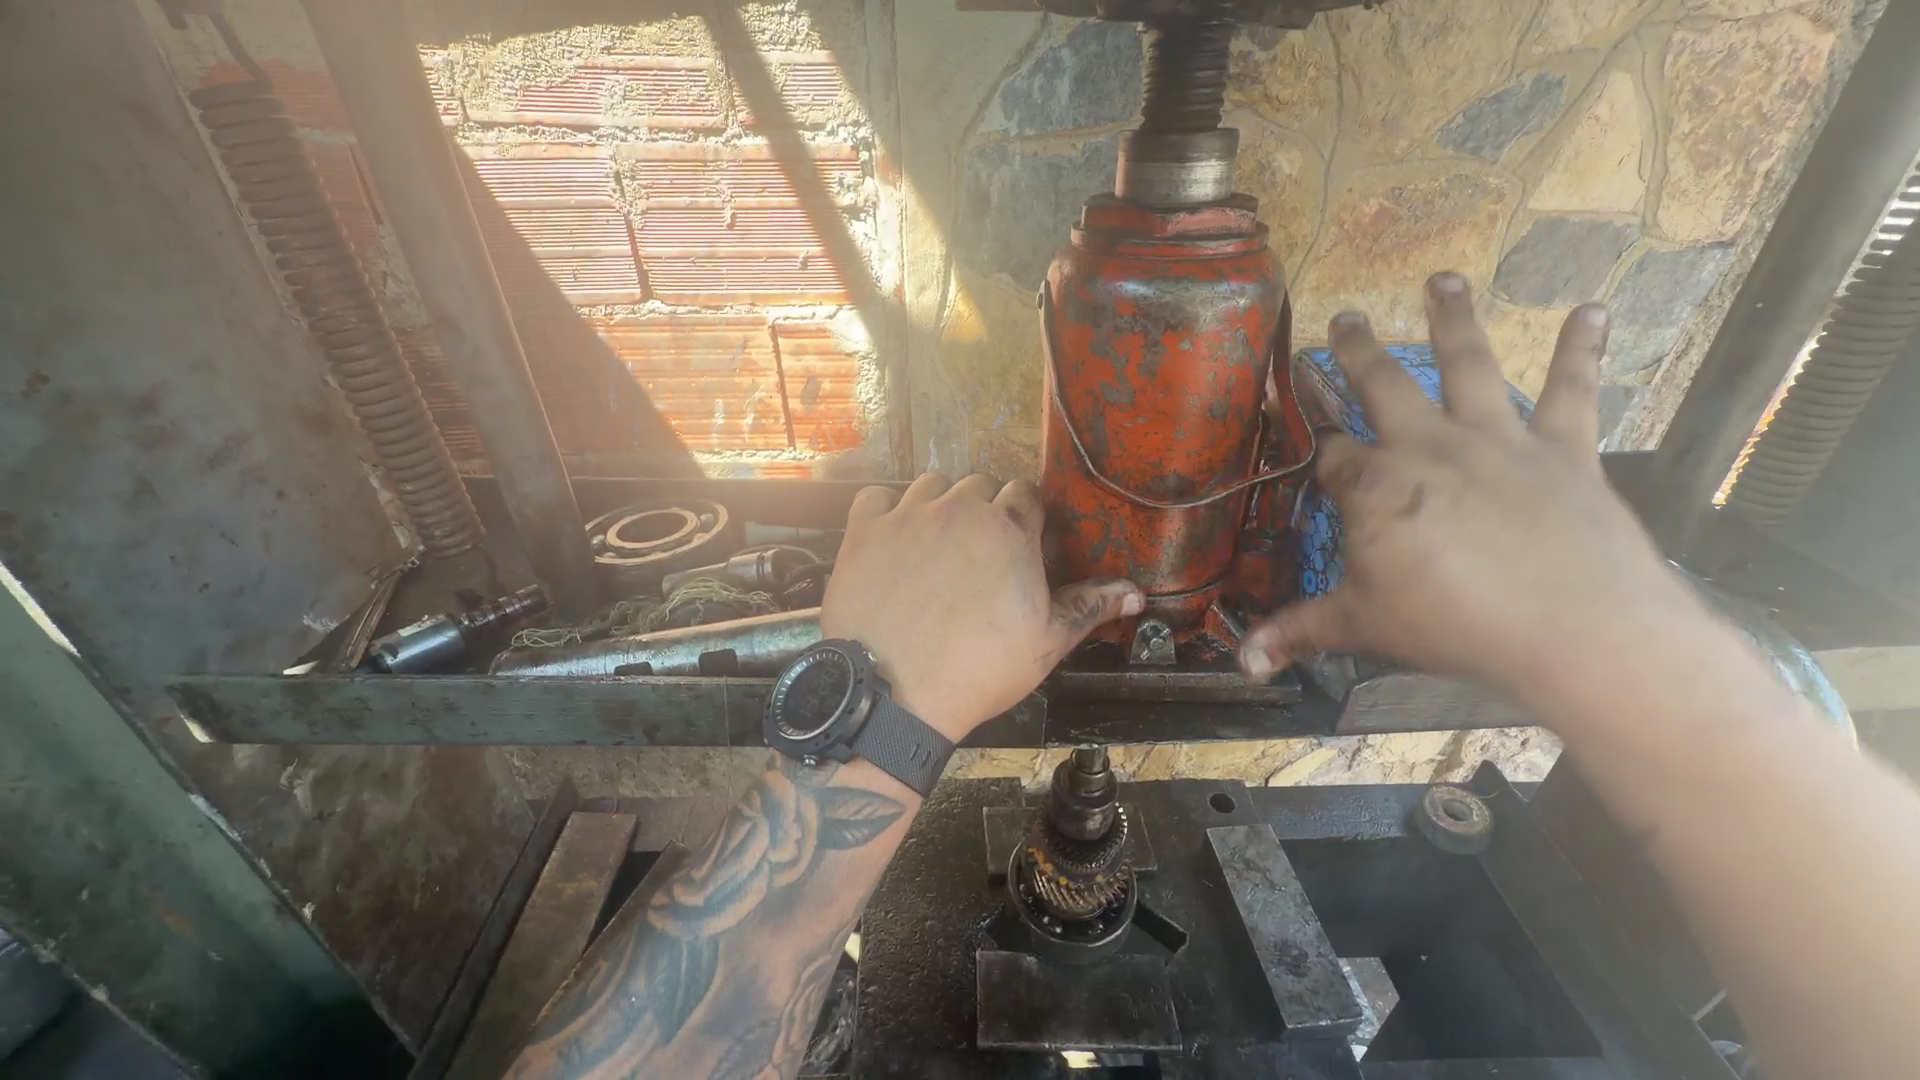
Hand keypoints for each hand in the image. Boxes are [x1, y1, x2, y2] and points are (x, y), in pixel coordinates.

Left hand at [823, 473, 1142, 740]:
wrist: (894, 693)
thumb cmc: (979, 670)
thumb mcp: (1045, 643)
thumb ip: (1089, 607)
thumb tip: (1135, 592)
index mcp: (1010, 530)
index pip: (1025, 494)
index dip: (1024, 516)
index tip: (1018, 542)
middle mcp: (960, 509)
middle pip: (979, 486)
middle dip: (983, 511)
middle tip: (977, 553)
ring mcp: (909, 515)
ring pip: (931, 485)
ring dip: (939, 505)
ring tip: (936, 545)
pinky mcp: (864, 530)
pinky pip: (876, 498)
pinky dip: (886, 511)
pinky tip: (892, 538)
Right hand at [1240, 273, 1702, 702]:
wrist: (1578, 630)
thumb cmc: (1454, 625)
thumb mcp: (1362, 627)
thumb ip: (1297, 632)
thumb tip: (1241, 662)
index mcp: (1374, 486)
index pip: (1329, 451)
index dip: (1310, 431)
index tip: (1292, 406)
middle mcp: (1429, 446)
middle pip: (1383, 386)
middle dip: (1358, 352)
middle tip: (1345, 317)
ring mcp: (1498, 441)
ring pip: (1469, 365)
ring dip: (1454, 319)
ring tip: (1444, 280)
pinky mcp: (1564, 451)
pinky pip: (1572, 392)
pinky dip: (1580, 351)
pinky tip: (1590, 312)